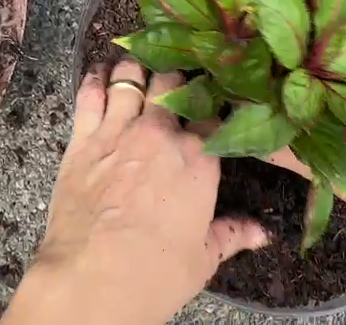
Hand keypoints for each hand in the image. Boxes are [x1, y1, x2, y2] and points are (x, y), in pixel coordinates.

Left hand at [4, 59, 267, 324]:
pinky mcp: (83, 136)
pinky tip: (99, 74)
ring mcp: (119, 129)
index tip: (212, 102)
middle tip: (176, 81)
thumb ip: (231, 235)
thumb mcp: (202, 260)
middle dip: (176, 79)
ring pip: (130, 78)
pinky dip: (95, 80)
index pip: (212, 116)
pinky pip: (89, 94)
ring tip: (138, 67)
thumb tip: (262, 233)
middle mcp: (160, 132)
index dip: (212, 106)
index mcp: (197, 159)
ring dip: (136, 70)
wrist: (92, 277)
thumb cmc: (154, 274)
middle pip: (172, 84)